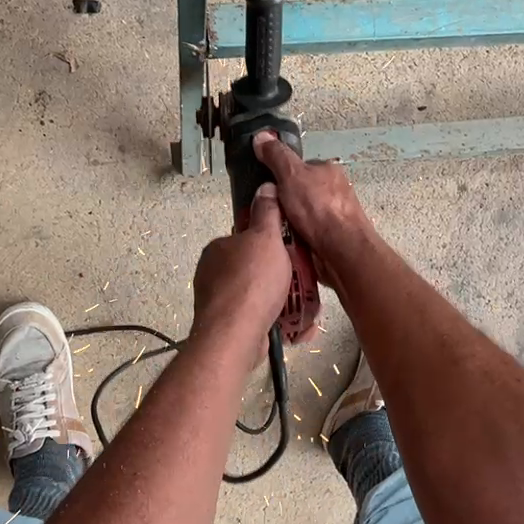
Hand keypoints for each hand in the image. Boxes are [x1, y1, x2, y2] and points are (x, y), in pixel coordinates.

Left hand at [191, 184, 292, 346]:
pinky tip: (300, 328)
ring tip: (308, 308)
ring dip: (286, 301)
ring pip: (261, 296)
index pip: (246, 237)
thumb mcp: (265, 237)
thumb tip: (265, 186)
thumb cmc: (252, 281)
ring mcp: (221, 304)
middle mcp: (215, 275)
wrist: (236, 336)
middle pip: (256, 268)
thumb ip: (267, 212)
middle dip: (283, 275)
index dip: (271, 241)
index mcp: (218, 249)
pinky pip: (261, 320)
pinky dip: (281, 323)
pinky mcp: (231, 329)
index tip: (292, 249)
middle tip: (305, 280)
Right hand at [252, 132, 375, 270]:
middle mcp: (334, 191)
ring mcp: (334, 216)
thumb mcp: (292, 175)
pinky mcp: (332, 239)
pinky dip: (294, 240)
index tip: (264, 189)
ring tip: (270, 232)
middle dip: (281, 204)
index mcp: (328, 171)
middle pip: (297, 194)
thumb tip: (261, 136)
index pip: (298, 168)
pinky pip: (305, 236)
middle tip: (264, 213)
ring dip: (285, 225)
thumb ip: (276, 156)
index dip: (279, 177)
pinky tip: (284, 246)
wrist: (343, 251)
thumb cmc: (319, 209)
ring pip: (300, 217)